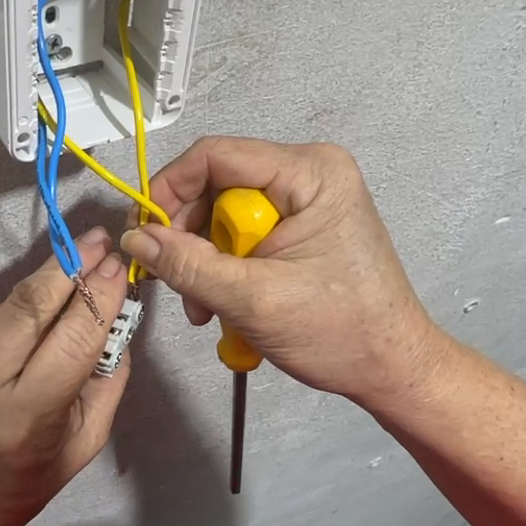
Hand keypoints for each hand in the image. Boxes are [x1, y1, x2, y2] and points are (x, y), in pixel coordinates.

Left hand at [0, 227, 129, 525]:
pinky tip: (28, 328)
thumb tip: (116, 318)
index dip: (98, 297)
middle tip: (97, 240)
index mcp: (23, 415)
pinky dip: (16, 315)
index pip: (70, 339)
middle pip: (29, 304)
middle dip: (68, 266)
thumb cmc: (26, 479)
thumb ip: (106, 381)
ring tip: (73, 278)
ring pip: (8, 305)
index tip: (119, 266)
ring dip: (44, 288)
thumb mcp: (84, 444)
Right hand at [118, 137, 447, 407]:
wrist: (392, 370)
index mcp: (309, 172)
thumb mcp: (253, 300)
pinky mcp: (298, 225)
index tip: (142, 236)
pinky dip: (220, 266)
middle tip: (171, 281)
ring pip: (219, 212)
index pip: (213, 156)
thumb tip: (133, 240)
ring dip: (200, 259)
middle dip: (185, 235)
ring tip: (201, 305)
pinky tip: (219, 301)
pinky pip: (237, 232)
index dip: (167, 191)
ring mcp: (303, 199)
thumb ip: (188, 265)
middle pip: (212, 185)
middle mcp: (306, 172)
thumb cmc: (338, 333)